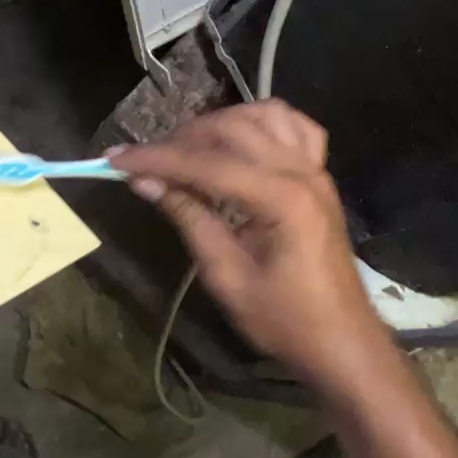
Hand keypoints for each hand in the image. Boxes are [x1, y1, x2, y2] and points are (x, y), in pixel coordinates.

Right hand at [110, 100, 378, 380]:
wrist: (342, 343)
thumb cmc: (284, 319)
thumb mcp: (225, 275)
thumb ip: (188, 217)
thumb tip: (143, 181)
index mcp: (281, 199)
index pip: (205, 164)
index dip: (156, 159)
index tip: (115, 159)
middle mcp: (301, 171)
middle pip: (230, 129)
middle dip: (181, 140)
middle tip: (145, 163)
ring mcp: (315, 169)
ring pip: (262, 115)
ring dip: (220, 123)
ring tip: (188, 149)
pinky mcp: (320, 175)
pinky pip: (294, 127)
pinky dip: (262, 122)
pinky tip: (240, 139)